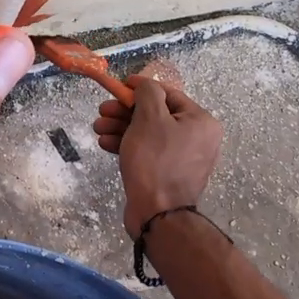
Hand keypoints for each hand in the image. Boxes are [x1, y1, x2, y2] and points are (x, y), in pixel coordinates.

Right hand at [92, 76, 223, 236]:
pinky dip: (127, 145)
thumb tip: (145, 86)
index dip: (141, 88)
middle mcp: (197, 137)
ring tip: (98, 129)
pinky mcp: (168, 172)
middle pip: (155, 114)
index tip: (119, 85)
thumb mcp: (149, 118)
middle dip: (125, 111)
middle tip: (102, 111)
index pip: (168, 94)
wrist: (158, 213)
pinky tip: (106, 144)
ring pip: (148, 133)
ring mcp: (183, 157)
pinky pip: (148, 150)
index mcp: (201, 121)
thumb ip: (148, 94)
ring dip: (121, 127)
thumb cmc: (155, 160)